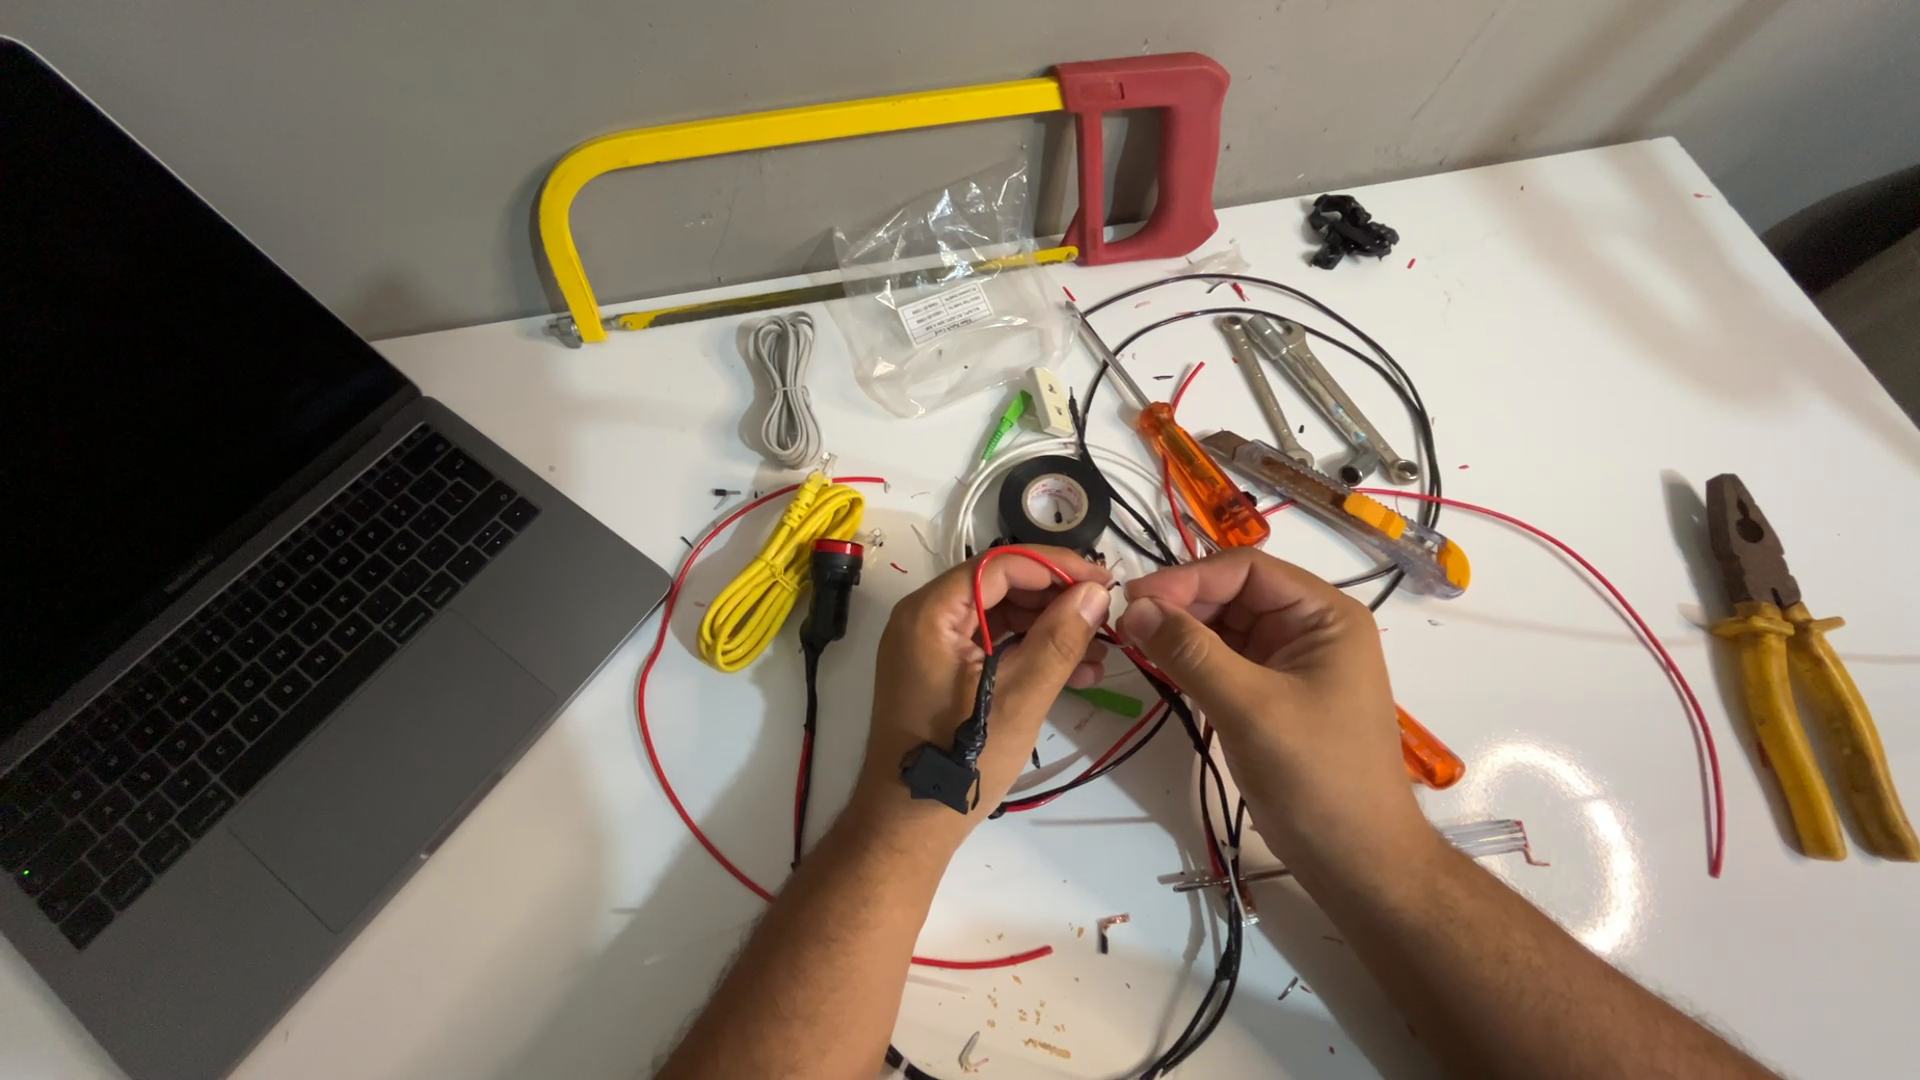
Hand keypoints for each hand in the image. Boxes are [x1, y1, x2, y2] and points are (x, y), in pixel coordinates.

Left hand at [853, 546, 1112, 838]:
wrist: (908, 824)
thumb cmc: (961, 760)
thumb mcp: (1020, 697)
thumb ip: (1059, 639)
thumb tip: (1095, 592)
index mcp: (930, 613)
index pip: (1000, 566)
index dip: (1056, 568)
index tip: (1104, 582)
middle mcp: (924, 618)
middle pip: (999, 587)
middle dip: (1055, 600)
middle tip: (1105, 615)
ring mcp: (929, 646)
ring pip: (998, 616)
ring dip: (1048, 628)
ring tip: (1100, 651)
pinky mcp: (939, 671)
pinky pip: (989, 645)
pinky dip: (1027, 652)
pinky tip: (1074, 671)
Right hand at [1115, 549, 1426, 868]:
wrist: (1354, 859)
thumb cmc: (1316, 776)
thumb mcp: (1249, 707)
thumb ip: (1190, 653)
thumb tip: (1133, 608)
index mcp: (1324, 616)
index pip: (1246, 571)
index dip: (1187, 578)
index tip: (1134, 598)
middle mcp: (1308, 628)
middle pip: (1233, 594)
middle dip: (1181, 603)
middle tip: (1128, 622)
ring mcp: (1288, 661)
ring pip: (1222, 626)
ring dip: (1180, 630)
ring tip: (1135, 640)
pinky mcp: (1269, 692)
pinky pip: (1222, 658)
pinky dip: (1189, 657)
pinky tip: (1158, 661)